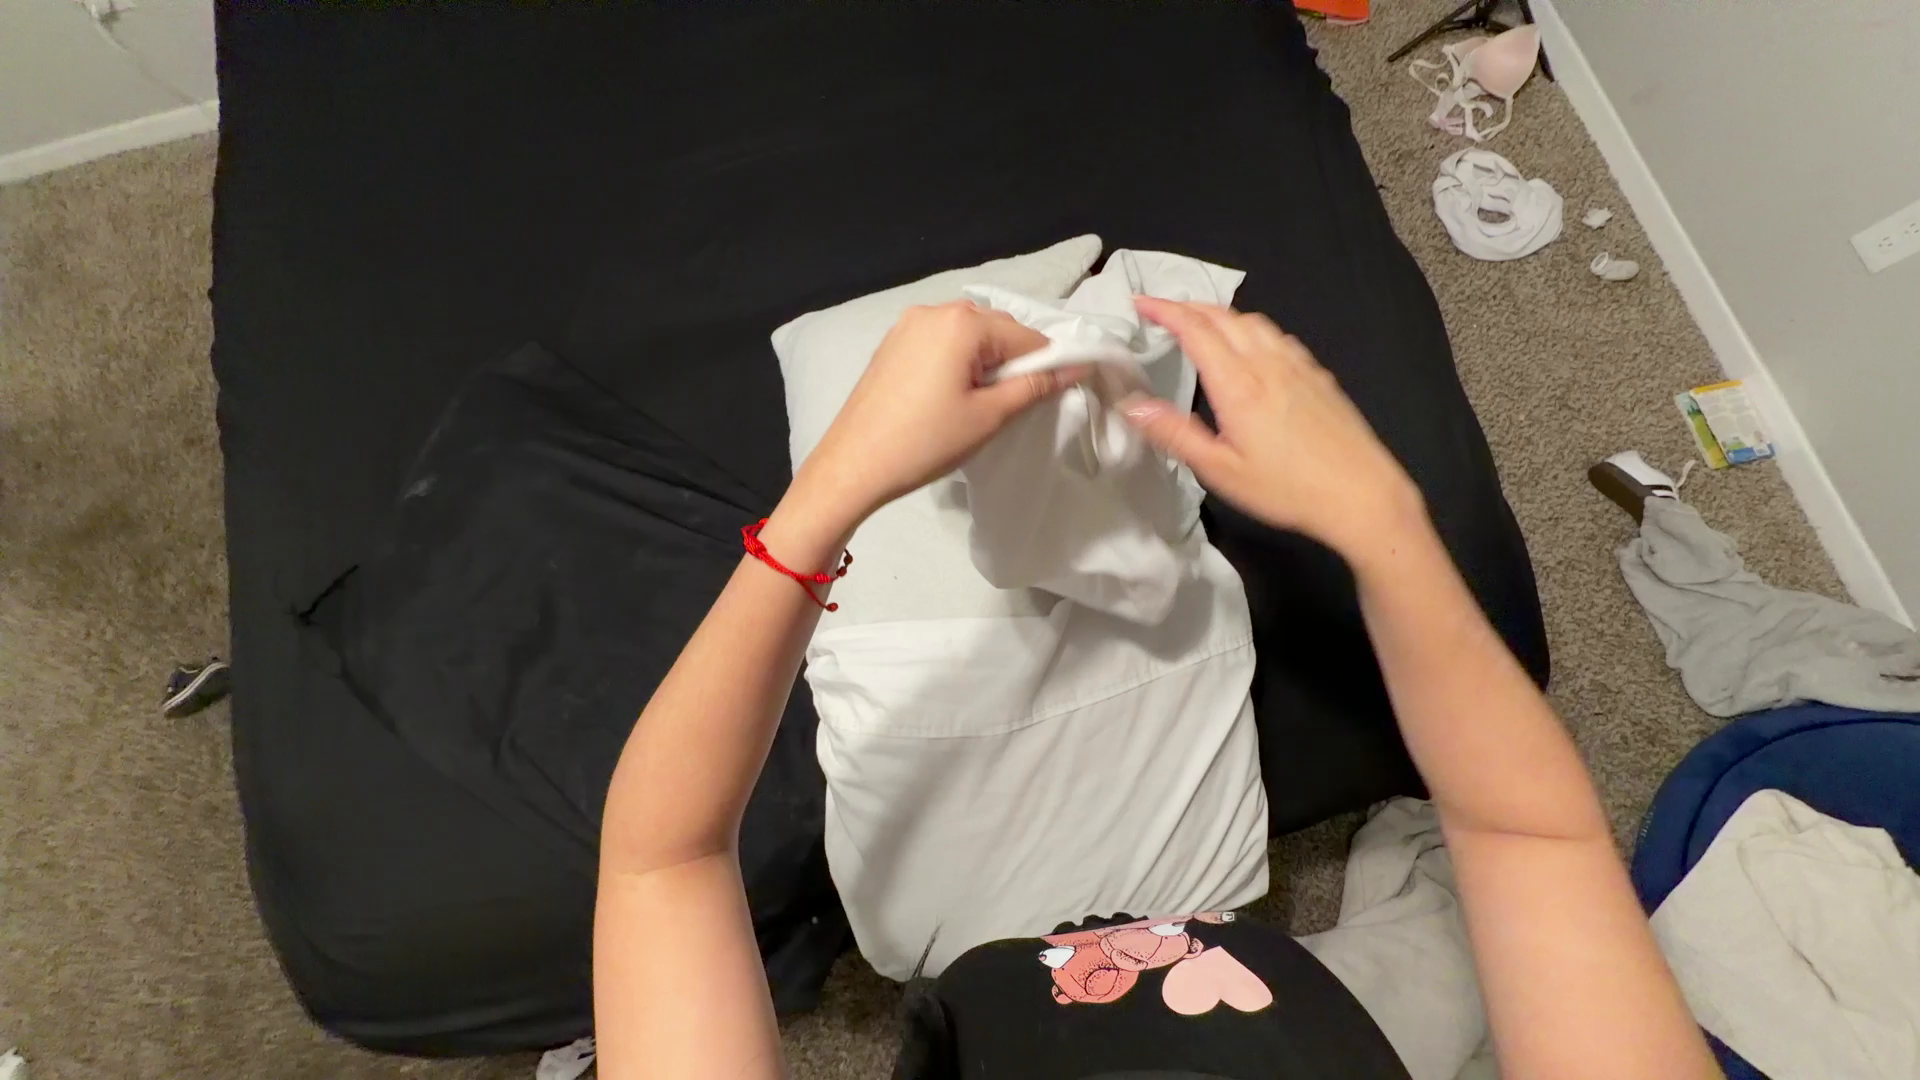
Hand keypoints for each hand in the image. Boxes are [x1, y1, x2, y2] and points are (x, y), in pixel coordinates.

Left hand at [793, 301, 1082, 524]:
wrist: (854, 465)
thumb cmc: (926, 442)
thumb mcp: (989, 416)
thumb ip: (1034, 387)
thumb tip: (1076, 367)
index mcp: (962, 322)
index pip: (1025, 336)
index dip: (1045, 365)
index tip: (1049, 395)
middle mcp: (934, 311)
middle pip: (995, 329)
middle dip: (1011, 360)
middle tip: (1008, 404)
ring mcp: (907, 325)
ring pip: (966, 335)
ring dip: (983, 360)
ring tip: (977, 402)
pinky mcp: (891, 344)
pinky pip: (939, 342)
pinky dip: (955, 361)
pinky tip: (949, 396)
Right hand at [1122, 298, 1426, 567]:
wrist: (1362, 494)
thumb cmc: (1285, 488)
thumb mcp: (1219, 470)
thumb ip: (1174, 433)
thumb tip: (1132, 404)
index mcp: (1239, 385)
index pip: (1196, 331)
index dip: (1164, 311)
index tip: (1139, 302)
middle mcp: (1268, 365)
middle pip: (1224, 317)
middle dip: (1188, 306)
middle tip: (1161, 310)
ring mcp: (1298, 367)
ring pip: (1254, 322)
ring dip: (1220, 314)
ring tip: (1199, 322)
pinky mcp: (1318, 377)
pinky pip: (1277, 337)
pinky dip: (1250, 328)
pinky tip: (1249, 345)